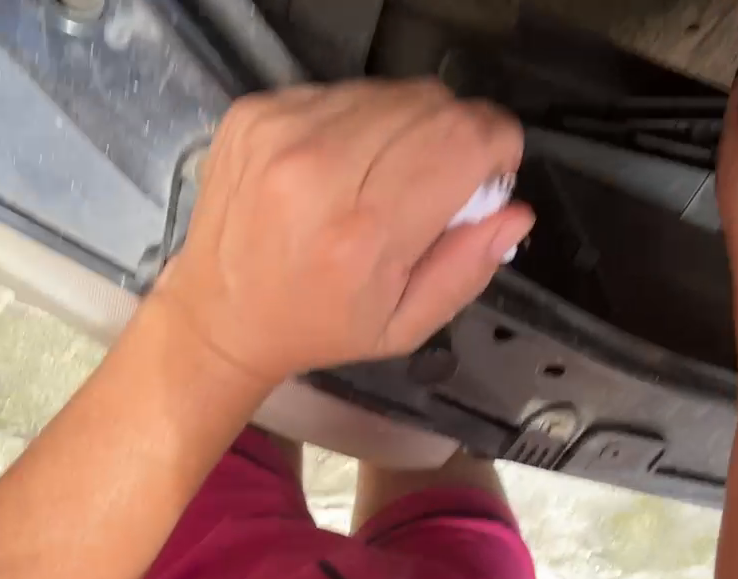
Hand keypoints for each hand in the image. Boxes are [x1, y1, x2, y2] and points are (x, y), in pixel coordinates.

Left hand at [149, 80, 532, 385]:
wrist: (221, 315)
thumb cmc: (318, 329)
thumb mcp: (402, 328)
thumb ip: (465, 271)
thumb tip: (516, 214)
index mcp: (367, 230)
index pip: (465, 139)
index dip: (496, 148)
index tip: (488, 176)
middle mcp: (323, 166)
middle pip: (434, 105)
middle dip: (455, 138)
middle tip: (434, 188)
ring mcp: (283, 128)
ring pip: (390, 90)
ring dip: (406, 129)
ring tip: (381, 182)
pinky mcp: (257, 109)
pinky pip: (342, 90)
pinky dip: (358, 123)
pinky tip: (340, 169)